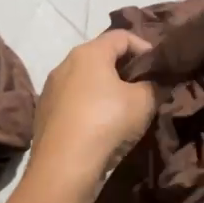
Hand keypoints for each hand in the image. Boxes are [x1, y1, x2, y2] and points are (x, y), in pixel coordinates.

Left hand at [29, 30, 157, 197]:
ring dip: (106, 88)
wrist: (63, 167)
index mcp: (89, 52)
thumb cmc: (107, 122)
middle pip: (101, 56)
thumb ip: (154, 85)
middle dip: (125, 68)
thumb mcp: (144, 101)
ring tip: (124, 107)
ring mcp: (51, 89)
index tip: (159, 66)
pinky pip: (73, 100)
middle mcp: (65, 63)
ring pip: (85, 79)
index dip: (145, 46)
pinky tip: (101, 125)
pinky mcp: (44, 113)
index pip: (121, 36)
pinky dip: (90, 105)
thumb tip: (155, 83)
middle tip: (145, 86)